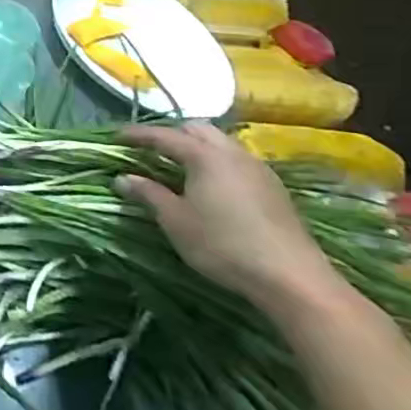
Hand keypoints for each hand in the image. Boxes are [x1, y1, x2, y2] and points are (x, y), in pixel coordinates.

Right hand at [117, 123, 347, 313]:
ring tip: (180, 166)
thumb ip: (148, 194)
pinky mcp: (274, 188)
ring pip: (221, 143)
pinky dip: (217, 162)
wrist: (294, 279)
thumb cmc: (224, 245)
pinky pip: (237, 161)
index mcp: (204, 155)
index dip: (137, 135)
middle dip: (172, 134)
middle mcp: (232, 153)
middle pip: (197, 129)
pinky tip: (213, 185)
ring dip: (197, 147)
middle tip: (152, 150)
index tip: (116, 136)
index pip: (163, 135)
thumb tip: (122, 178)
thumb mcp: (176, 221)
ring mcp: (257, 169)